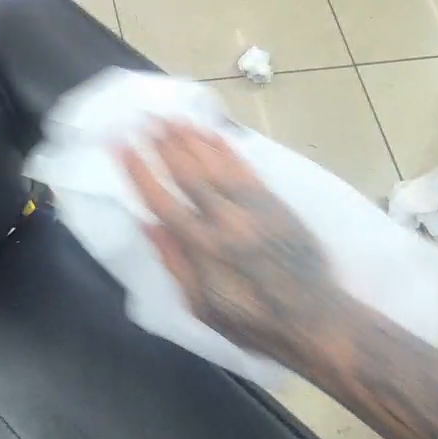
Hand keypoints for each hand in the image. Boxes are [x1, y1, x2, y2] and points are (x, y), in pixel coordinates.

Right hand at [118, 122, 342, 358]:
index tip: (122, 144)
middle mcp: (223, 219)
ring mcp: (251, 207)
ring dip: (191, 138)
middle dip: (163, 143)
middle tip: (146, 118)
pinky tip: (212, 133)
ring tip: (172, 117)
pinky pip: (244, 167)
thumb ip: (174, 263)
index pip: (161, 199)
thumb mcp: (202, 305)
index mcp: (201, 246)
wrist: (315, 319)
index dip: (139, 170)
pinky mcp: (273, 202)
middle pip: (187, 172)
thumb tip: (149, 225)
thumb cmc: (252, 321)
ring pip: (215, 163)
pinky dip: (226, 147)